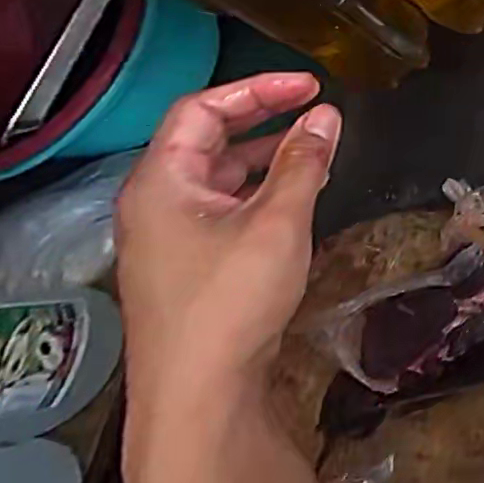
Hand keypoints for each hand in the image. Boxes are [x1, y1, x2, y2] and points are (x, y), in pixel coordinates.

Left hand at [115, 72, 341, 387]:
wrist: (198, 397)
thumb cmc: (231, 299)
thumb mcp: (278, 222)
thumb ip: (303, 162)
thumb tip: (327, 115)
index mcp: (162, 180)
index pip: (203, 108)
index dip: (258, 88)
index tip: (310, 85)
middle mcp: (156, 200)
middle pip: (208, 137)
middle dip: (263, 116)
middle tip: (314, 106)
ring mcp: (169, 234)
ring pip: (220, 174)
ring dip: (266, 154)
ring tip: (315, 147)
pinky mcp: (188, 262)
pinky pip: (225, 205)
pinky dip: (260, 189)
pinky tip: (295, 193)